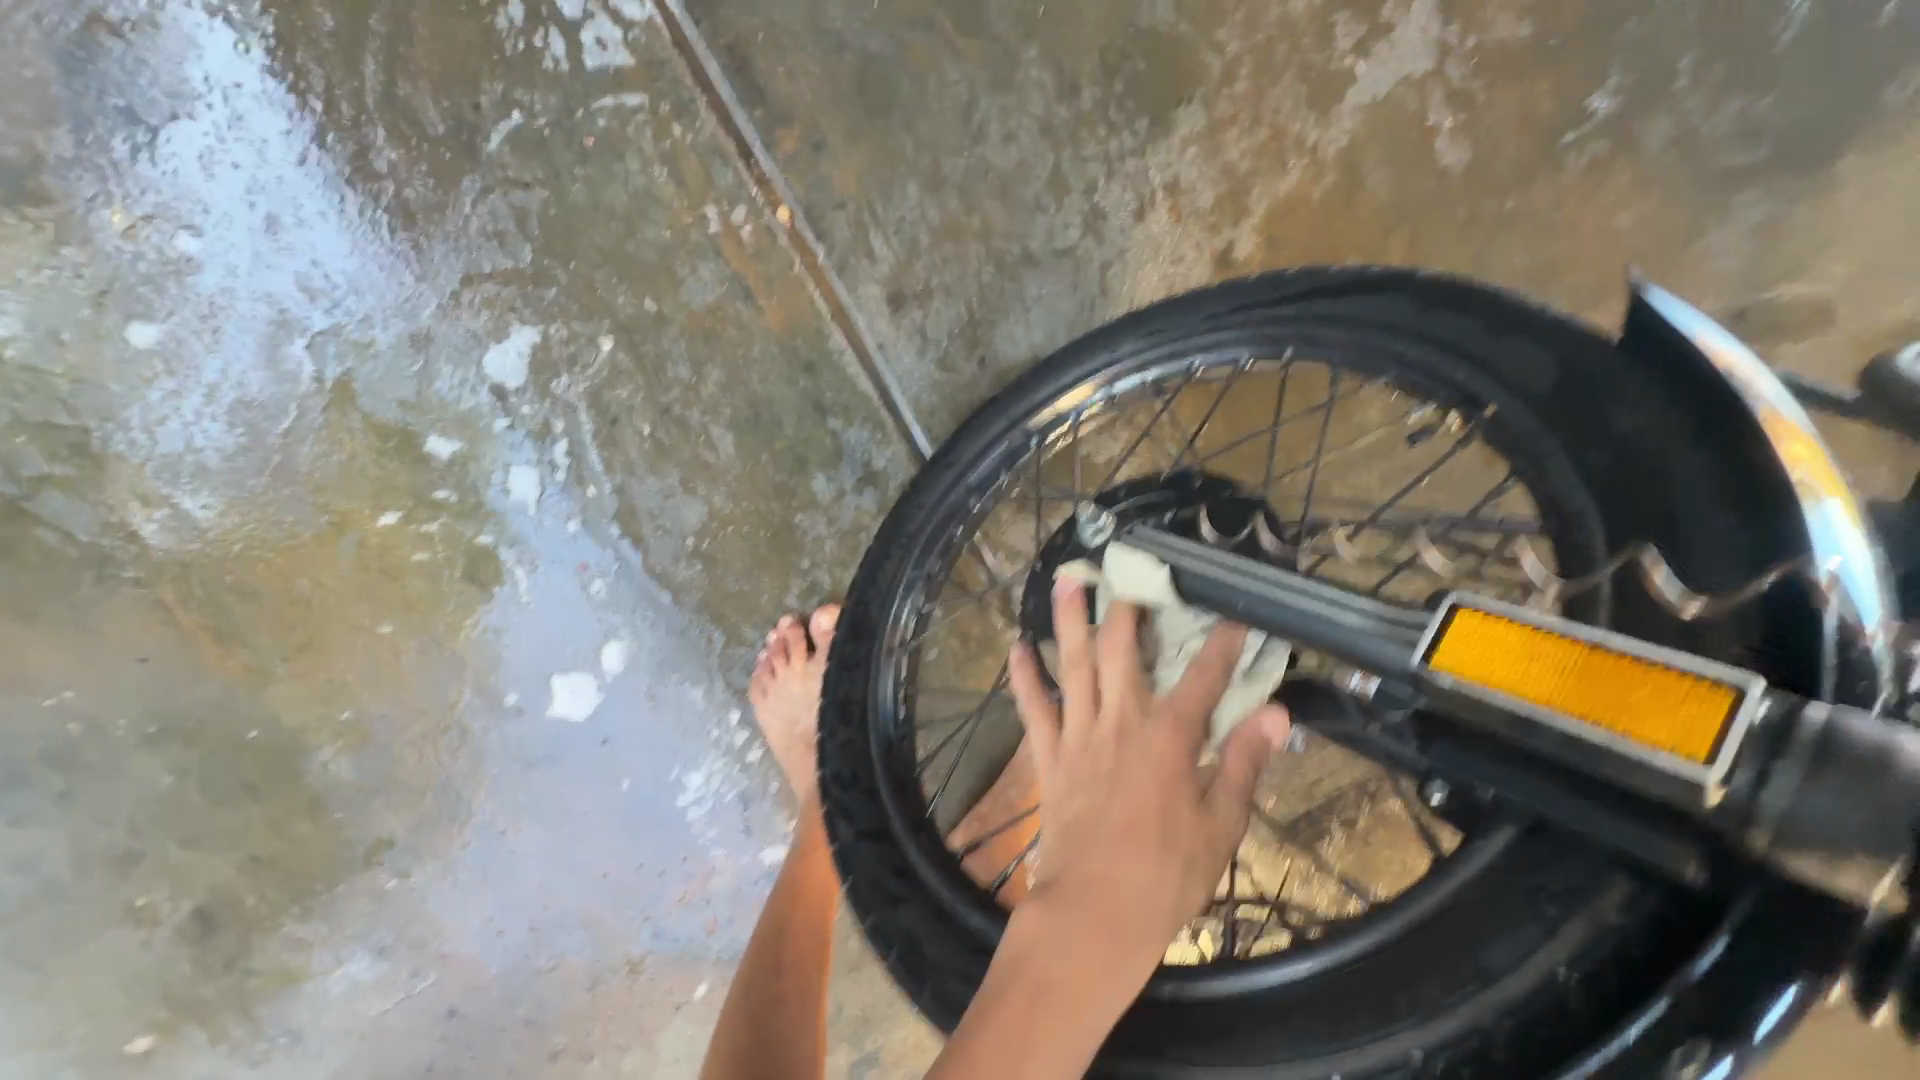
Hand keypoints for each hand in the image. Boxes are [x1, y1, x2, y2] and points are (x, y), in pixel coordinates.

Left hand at [748, 605, 839, 807]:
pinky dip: (759, 669)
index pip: (819, 632)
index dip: (816, 622)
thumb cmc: (844, 723)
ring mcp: (775, 689)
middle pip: (788, 644)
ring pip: (770, 660)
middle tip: (786, 623)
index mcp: (822, 662)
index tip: (815, 616)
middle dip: (787, 631)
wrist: (820, 763)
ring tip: (771, 641)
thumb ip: (835, 641)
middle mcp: (794, 670)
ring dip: (771, 648)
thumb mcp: (848, 678)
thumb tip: (824, 612)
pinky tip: (760, 666)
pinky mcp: (763, 709)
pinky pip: (756, 681)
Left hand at [1006, 578, 1289, 972]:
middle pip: (1123, 651)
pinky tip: (1016, 647)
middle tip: (1130, 575)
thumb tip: (1276, 714)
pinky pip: (1033, 708)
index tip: (1235, 613)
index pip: (1204, 678)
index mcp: (1171, 738)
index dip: (1223, 643)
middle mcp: (1122, 722)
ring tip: (1066, 580)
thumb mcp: (1223, 825)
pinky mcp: (1049, 757)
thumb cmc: (1168, 874)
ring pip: (1073, 665)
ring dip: (1069, 621)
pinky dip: (1023, 677)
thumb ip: (1245, 763)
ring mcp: (1079, 735)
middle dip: (1129, 609)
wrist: (1096, 911)